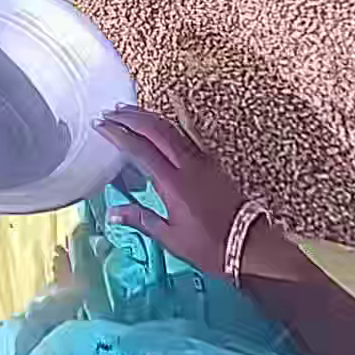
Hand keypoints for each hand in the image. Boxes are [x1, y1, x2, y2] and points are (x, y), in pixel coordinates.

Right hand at [95, 105, 309, 279]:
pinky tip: (168, 106)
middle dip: (129, 118)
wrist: (253, 247)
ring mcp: (201, 159)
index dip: (118, 134)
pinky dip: (175, 117)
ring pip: (170, 127)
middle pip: (154, 130)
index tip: (100, 126)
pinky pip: (188, 132)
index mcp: (173, 183)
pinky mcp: (211, 160)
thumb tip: (111, 214)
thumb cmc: (210, 247)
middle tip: (108, 113)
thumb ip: (141, 219)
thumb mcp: (172, 238)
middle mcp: (186, 164)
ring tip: (126, 109)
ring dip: (146, 115)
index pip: (139, 149)